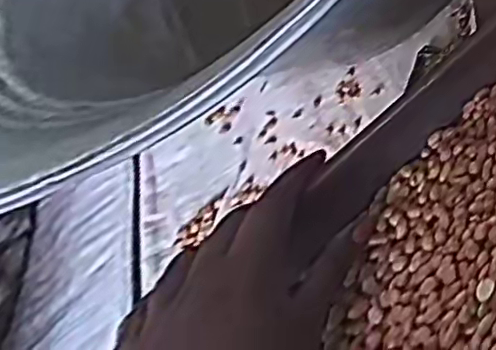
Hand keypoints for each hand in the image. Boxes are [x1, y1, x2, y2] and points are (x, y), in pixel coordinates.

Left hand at [117, 154, 361, 349]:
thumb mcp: (307, 320)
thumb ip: (332, 266)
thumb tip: (359, 226)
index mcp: (248, 263)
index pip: (275, 201)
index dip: (297, 177)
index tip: (315, 164)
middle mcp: (201, 276)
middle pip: (235, 221)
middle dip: (264, 206)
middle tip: (289, 205)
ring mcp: (162, 309)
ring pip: (192, 254)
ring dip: (221, 240)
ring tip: (240, 243)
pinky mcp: (135, 340)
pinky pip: (154, 296)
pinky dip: (178, 280)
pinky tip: (183, 290)